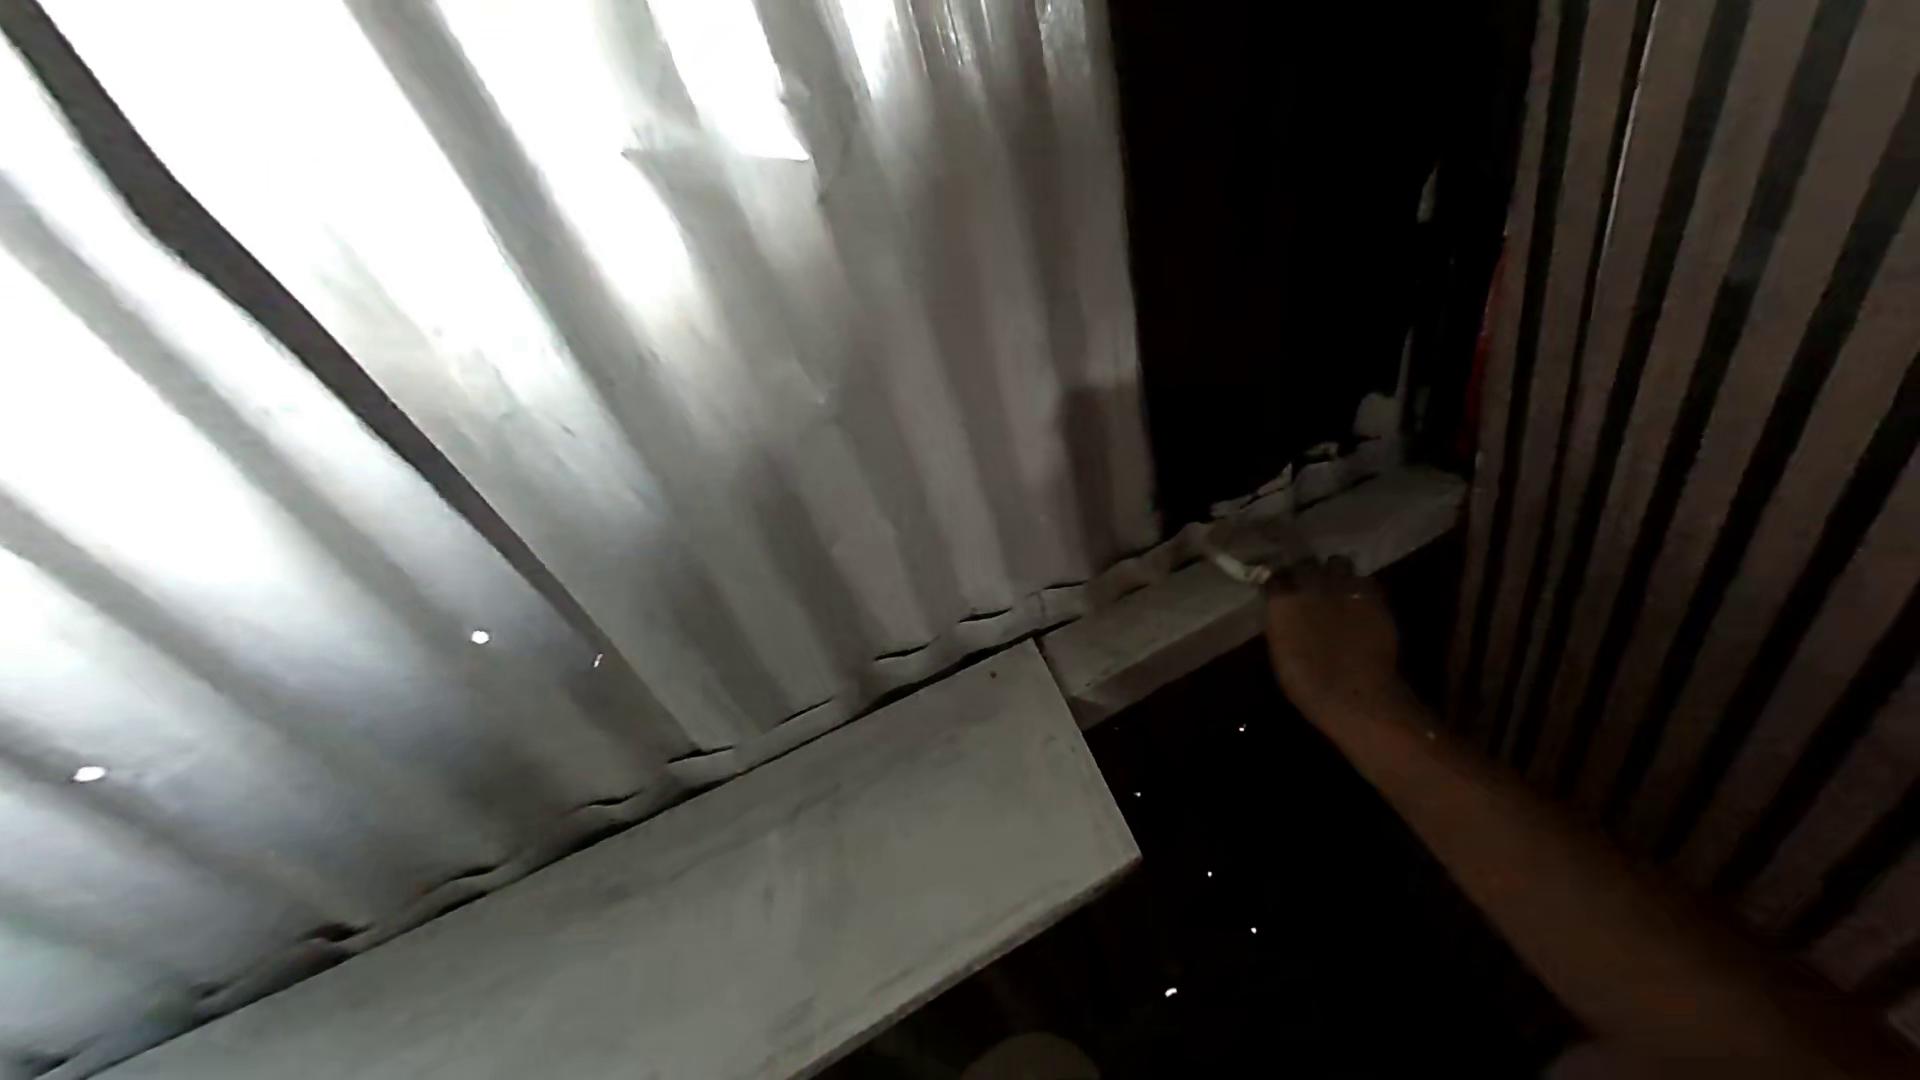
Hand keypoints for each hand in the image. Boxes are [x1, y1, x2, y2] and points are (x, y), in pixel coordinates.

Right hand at [1262, 557, 1407, 723]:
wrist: (1354, 694)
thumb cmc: (1306, 681)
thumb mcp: (1280, 647)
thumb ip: (1282, 620)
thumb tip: (1283, 610)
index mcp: (1282, 600)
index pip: (1273, 578)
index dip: (1277, 583)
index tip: (1278, 589)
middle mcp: (1310, 585)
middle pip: (1305, 563)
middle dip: (1305, 571)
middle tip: (1307, 583)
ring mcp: (1344, 587)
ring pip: (1338, 563)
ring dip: (1335, 573)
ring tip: (1336, 586)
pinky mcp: (1372, 596)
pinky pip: (1365, 580)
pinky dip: (1360, 587)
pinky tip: (1359, 600)